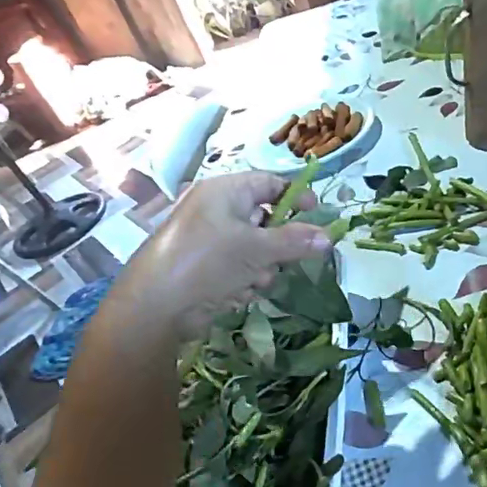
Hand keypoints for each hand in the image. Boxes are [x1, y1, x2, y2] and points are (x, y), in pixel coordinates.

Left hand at [107, 172, 331, 341]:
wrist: (157, 304)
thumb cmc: (207, 261)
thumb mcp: (258, 249)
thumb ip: (296, 242)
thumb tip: (329, 237)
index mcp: (225, 191)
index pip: (269, 183)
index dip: (295, 197)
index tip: (316, 214)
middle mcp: (216, 210)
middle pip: (265, 220)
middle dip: (276, 246)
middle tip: (283, 259)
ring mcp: (209, 240)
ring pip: (255, 250)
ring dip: (261, 269)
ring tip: (251, 281)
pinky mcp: (205, 267)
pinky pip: (239, 269)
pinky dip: (243, 282)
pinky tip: (235, 293)